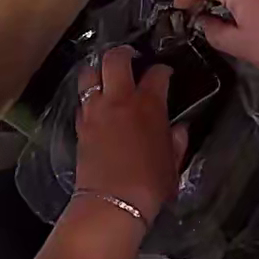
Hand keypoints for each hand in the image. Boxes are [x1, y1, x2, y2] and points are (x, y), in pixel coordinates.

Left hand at [73, 46, 187, 222]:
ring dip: (99, 70)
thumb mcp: (174, 160)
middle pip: (115, 59)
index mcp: (149, 104)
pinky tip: (98, 104)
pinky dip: (90, 97)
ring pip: (89, 74)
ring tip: (108, 76)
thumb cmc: (151, 183)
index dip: (163, 70)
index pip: (157, 73)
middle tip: (131, 57)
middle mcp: (120, 100)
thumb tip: (178, 128)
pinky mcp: (79, 127)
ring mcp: (95, 112)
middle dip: (123, 52)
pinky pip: (82, 100)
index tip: (166, 74)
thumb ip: (177, 139)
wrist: (111, 205)